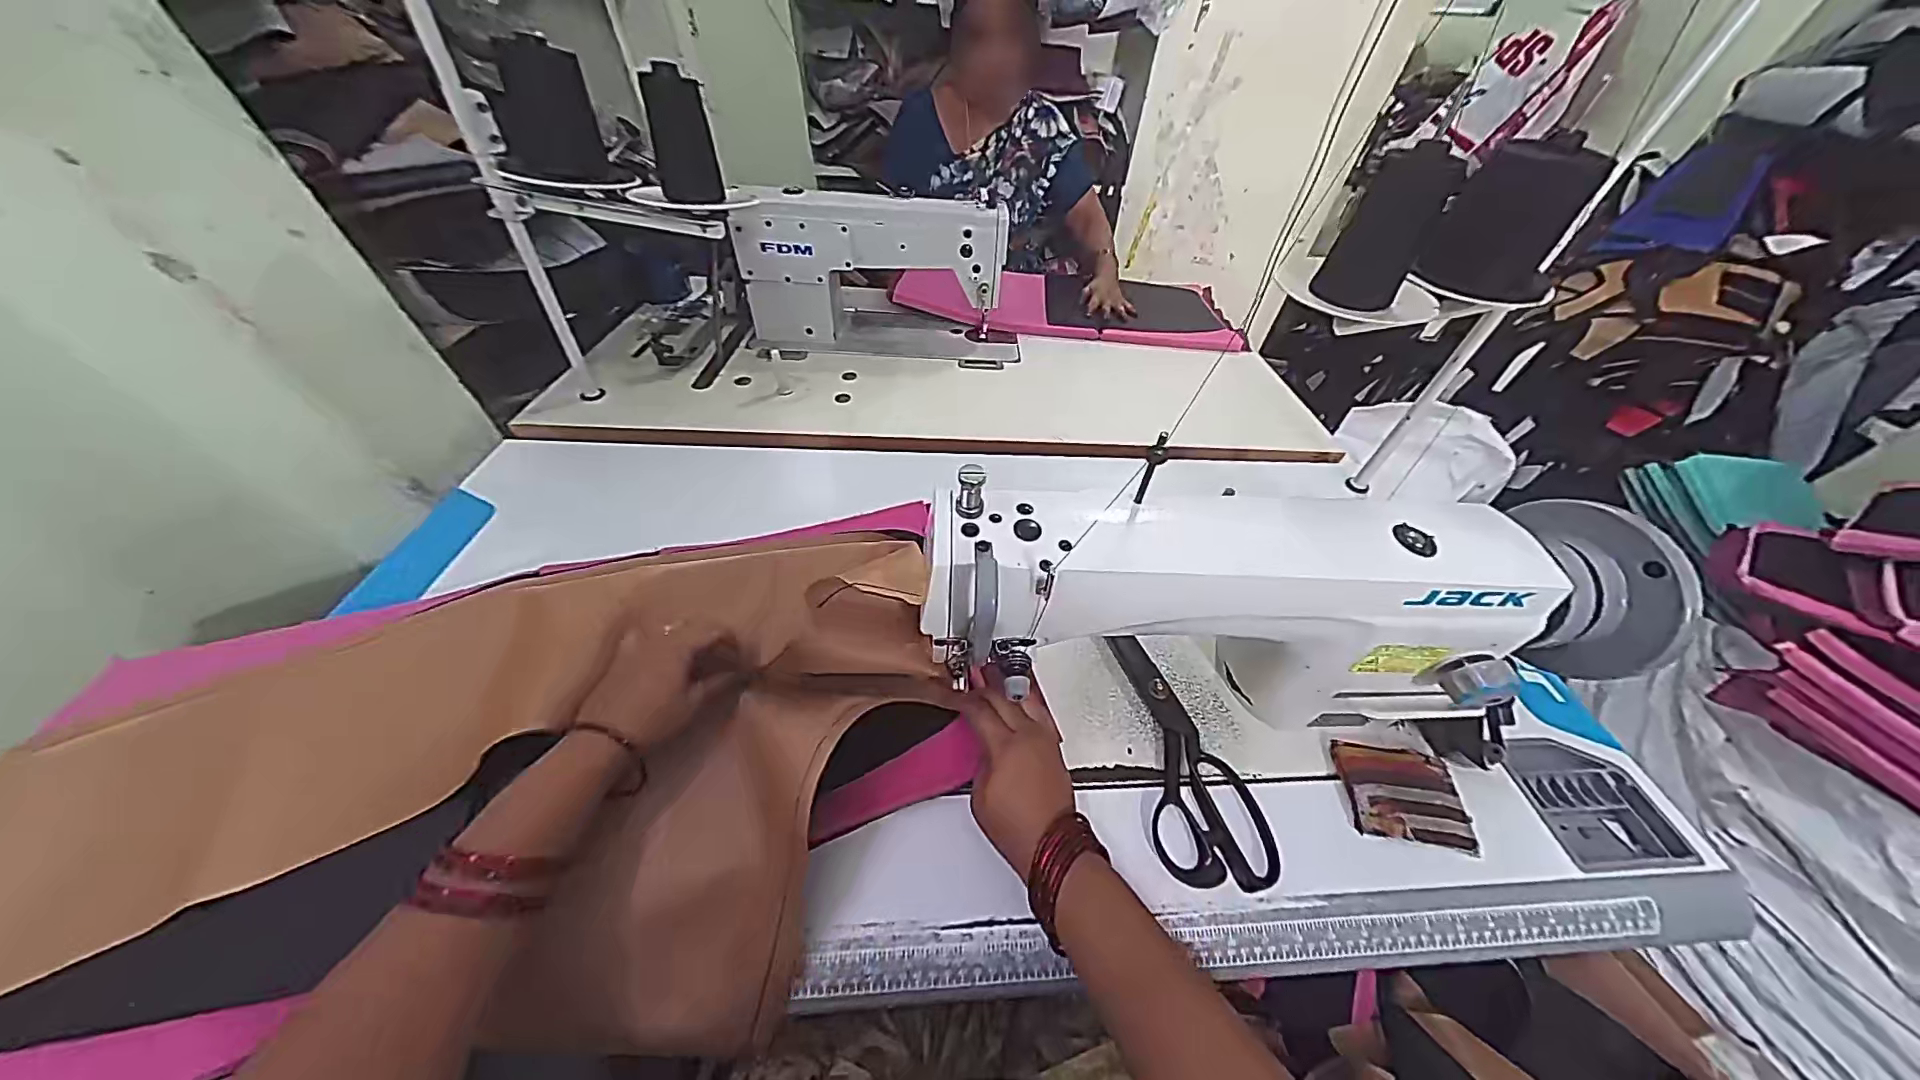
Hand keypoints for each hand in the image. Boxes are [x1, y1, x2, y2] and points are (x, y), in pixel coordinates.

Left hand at [571, 611, 746, 749]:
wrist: (603, 736)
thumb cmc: (655, 720)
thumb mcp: (692, 704)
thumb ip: (718, 683)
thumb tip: (740, 673)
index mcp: (679, 645)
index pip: (714, 630)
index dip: (733, 640)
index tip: (744, 656)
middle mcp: (658, 636)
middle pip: (693, 626)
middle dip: (713, 638)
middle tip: (726, 656)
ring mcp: (637, 643)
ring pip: (671, 630)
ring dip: (689, 638)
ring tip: (699, 657)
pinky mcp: (622, 654)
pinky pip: (649, 637)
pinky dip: (663, 642)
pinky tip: (665, 657)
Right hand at [960, 668, 1074, 879]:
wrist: (1051, 843)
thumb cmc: (1019, 827)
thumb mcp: (980, 795)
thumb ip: (980, 762)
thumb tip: (983, 747)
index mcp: (1005, 747)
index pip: (979, 710)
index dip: (963, 698)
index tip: (955, 694)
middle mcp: (1028, 737)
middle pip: (1002, 698)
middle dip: (984, 685)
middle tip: (973, 676)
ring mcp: (1045, 740)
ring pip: (1024, 699)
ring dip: (1007, 687)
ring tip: (996, 677)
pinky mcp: (1054, 747)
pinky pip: (1040, 712)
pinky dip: (1026, 700)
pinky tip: (1021, 697)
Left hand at [1082, 261, 1135, 321]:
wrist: (1107, 273)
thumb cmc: (1096, 284)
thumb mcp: (1088, 288)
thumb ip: (1084, 296)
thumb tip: (1080, 304)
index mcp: (1097, 299)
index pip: (1092, 305)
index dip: (1090, 310)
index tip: (1089, 315)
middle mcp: (1106, 301)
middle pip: (1106, 309)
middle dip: (1106, 314)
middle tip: (1107, 319)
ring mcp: (1115, 301)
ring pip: (1119, 309)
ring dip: (1122, 315)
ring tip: (1125, 320)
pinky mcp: (1121, 300)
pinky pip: (1127, 305)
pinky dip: (1132, 310)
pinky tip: (1136, 315)